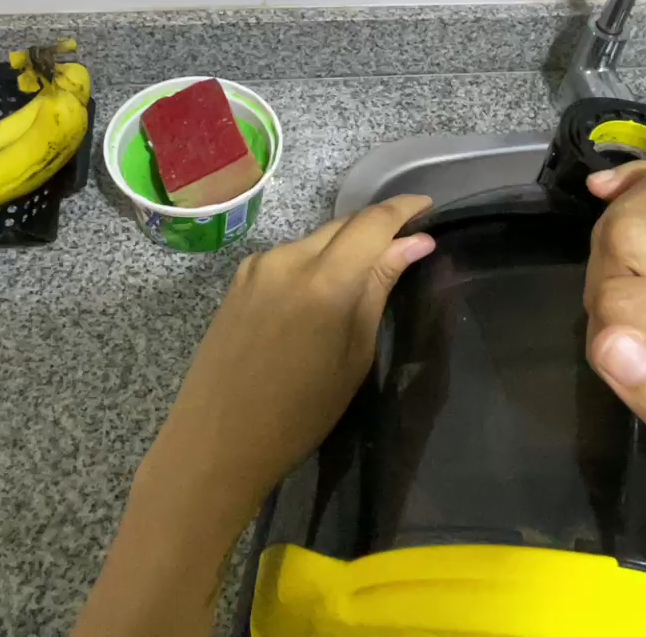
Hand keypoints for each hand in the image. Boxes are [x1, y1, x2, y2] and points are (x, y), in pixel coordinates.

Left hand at [143, 194, 435, 525]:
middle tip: (405, 246)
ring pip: (316, 240)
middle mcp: (288, 258)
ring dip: (344, 248)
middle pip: (344, 225)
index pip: (373, 223)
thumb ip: (380, 287)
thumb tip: (416, 242)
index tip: (429, 207)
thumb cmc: (299, 413)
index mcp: (324, 281)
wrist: (216, 439)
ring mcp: (259, 264)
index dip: (404, 209)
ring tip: (361, 281)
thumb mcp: (354, 356)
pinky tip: (318, 295)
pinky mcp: (240, 276)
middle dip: (376, 229)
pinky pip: (290, 256)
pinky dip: (314, 263)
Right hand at [580, 161, 645, 563]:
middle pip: (635, 233)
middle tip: (623, 341)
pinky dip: (643, 185)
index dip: (605, 341)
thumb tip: (608, 344)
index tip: (627, 384)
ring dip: (616, 234)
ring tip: (621, 288)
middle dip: (602, 285)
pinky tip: (613, 198)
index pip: (630, 300)